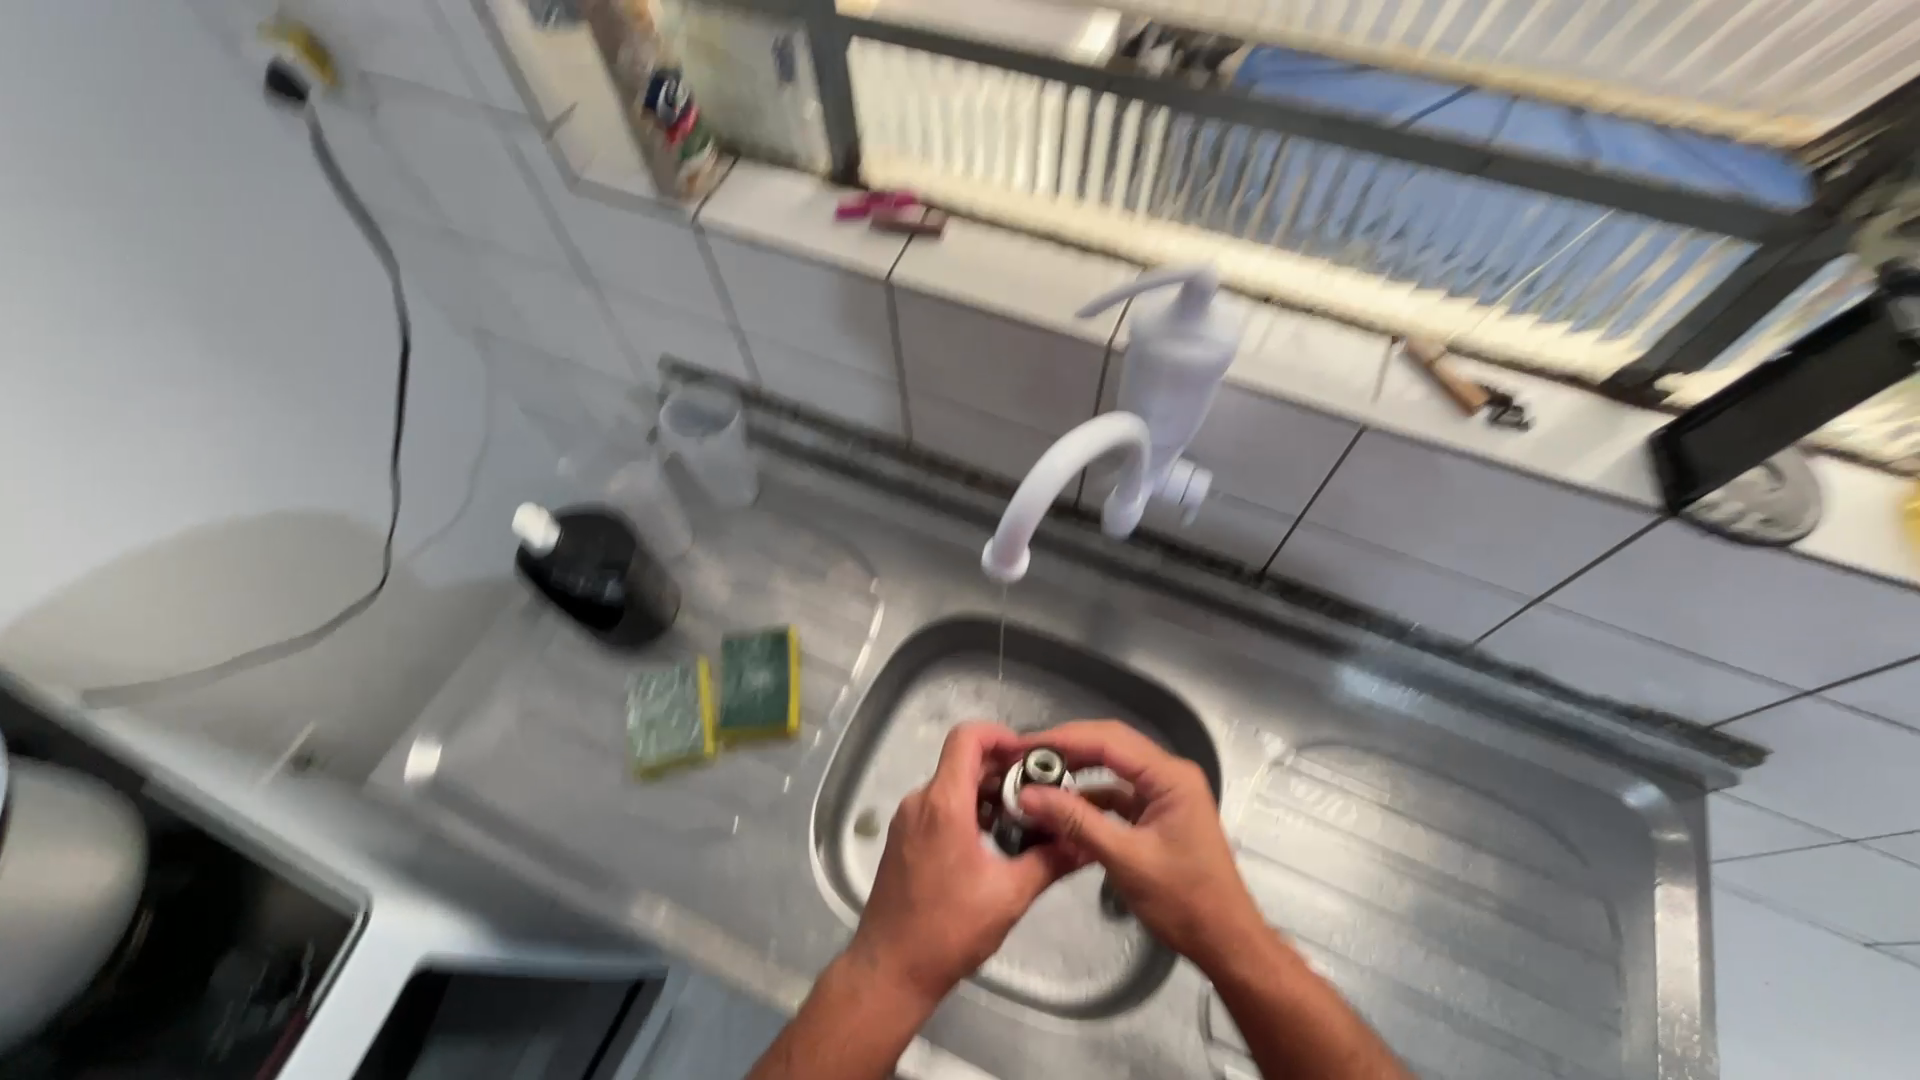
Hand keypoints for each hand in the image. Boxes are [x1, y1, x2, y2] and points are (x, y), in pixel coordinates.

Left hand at [845, 721, 1084, 1008]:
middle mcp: (921, 801)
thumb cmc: (948, 929)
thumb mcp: (1009, 895)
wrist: (890, 969)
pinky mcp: (904, 838)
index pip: (967, 738)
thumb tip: (1086, 843)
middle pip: (963, 761)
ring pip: (952, 785)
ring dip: (988, 793)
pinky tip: (994, 839)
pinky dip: (968, 809)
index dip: (1000, 735)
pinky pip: (939, 806)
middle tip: (1041, 791)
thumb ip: (1050, 861)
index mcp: (944, 803)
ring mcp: (908, 819)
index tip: (1031, 756)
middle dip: (1004, 770)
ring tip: (1024, 818)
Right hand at [1015, 720, 1265, 971]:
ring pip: (1112, 767)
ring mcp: (1165, 793)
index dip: (1063, 739)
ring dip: (1076, 771)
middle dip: (1066, 749)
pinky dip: (1089, 797)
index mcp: (1170, 776)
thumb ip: (1076, 822)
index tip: (1024, 746)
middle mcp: (1170, 774)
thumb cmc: (1183, 900)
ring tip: (1036, 777)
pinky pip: (1118, 792)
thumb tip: (1027, 794)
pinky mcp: (1157, 812)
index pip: (1108, 740)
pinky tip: (1061, 806)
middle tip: (1024, 757)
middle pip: (1110, 745)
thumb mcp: (1125, 859)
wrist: (1225, 941)